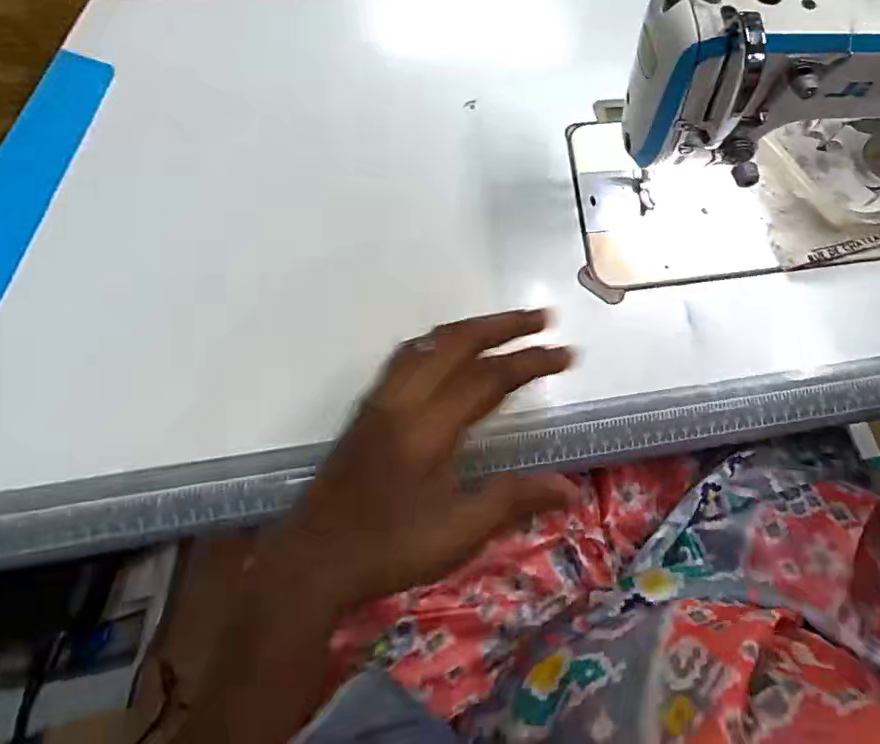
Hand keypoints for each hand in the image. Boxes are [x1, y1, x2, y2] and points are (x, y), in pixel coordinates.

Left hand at [257, 309, 578, 610]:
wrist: (311, 561)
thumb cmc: (389, 550)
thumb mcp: (457, 533)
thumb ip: (512, 500)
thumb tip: (568, 487)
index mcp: (428, 428)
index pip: (488, 378)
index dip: (531, 362)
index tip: (566, 354)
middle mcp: (403, 400)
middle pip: (457, 342)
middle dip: (503, 325)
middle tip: (542, 318)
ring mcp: (381, 398)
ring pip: (429, 342)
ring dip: (471, 328)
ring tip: (504, 326)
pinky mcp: (367, 406)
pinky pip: (407, 354)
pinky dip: (439, 341)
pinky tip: (450, 351)